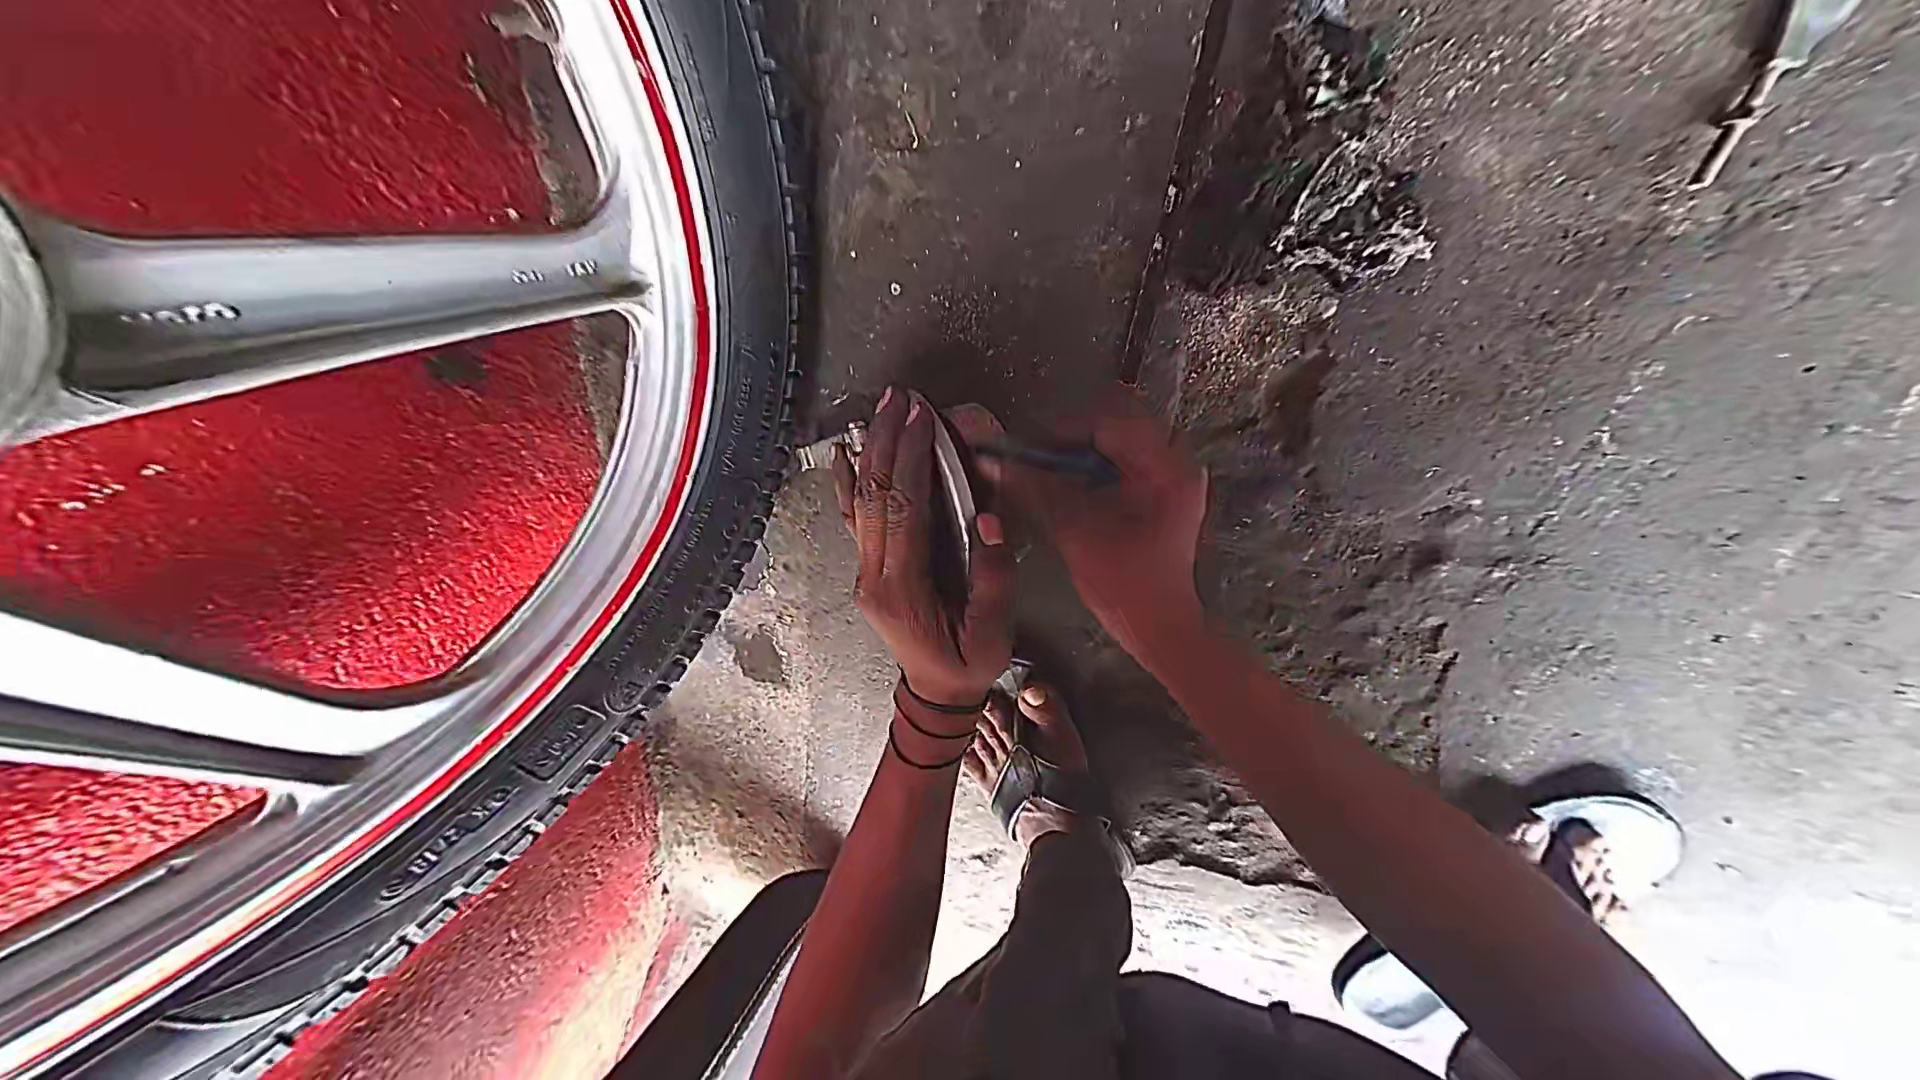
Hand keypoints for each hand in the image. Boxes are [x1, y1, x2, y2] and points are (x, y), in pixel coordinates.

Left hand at [833, 388, 1015, 704]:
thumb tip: (987, 520)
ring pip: (859, 499)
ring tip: (879, 410)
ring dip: (869, 449)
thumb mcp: (992, 633)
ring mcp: (865, 571)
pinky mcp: (868, 568)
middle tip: (900, 399)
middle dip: (886, 440)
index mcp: (903, 588)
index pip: (905, 508)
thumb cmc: (966, 664)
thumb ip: (993, 578)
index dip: (912, 458)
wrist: (934, 692)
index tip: (924, 418)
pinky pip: (852, 518)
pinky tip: (844, 454)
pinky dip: (846, 482)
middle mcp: (874, 575)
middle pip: (874, 494)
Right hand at [1023, 396, 1207, 656]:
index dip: (1062, 429)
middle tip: (1039, 448)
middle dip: (1073, 433)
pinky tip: (1073, 477)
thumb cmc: (1125, 587)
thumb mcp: (1076, 532)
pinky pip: (1127, 458)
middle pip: (1118, 423)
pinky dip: (1097, 461)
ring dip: (1084, 446)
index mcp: (1166, 471)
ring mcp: (1175, 476)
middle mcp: (1179, 464)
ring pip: (1122, 437)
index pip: (1109, 425)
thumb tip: (996, 463)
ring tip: (1051, 462)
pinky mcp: (1165, 489)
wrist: (1159, 625)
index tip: (1028, 441)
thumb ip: (1036, 490)